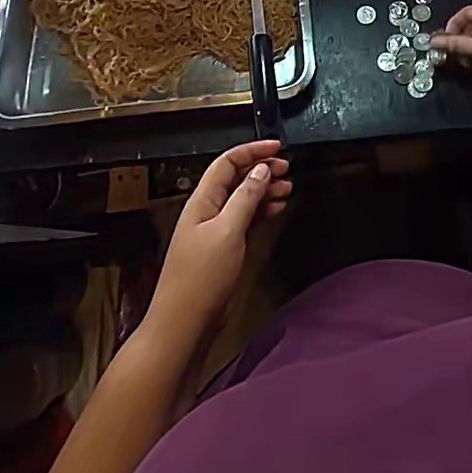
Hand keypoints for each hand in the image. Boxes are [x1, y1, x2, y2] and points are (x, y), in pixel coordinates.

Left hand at [147, 140, 292, 342]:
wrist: (184, 324)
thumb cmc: (201, 278)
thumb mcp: (228, 231)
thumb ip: (246, 198)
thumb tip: (262, 171)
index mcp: (202, 201)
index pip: (227, 163)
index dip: (252, 151)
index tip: (278, 148)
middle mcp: (208, 210)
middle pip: (236, 178)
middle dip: (261, 168)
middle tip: (287, 168)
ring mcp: (215, 229)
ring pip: (243, 198)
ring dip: (264, 190)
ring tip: (287, 188)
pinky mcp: (224, 247)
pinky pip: (245, 219)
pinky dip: (261, 211)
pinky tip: (275, 209)